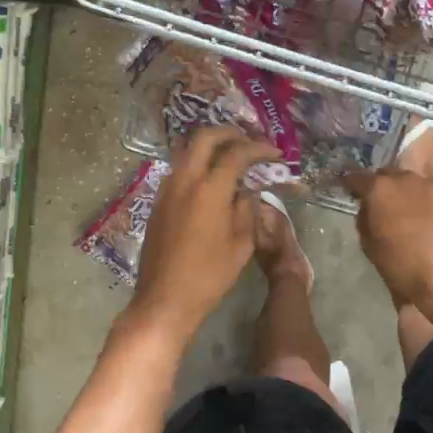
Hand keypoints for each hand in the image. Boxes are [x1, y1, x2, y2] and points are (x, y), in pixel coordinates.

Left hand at [130, 126, 280, 339]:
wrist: (165, 299)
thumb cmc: (209, 275)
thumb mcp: (241, 243)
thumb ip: (246, 209)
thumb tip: (247, 192)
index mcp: (210, 189)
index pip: (237, 153)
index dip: (259, 148)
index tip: (275, 153)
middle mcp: (185, 180)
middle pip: (205, 138)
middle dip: (229, 133)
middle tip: (248, 141)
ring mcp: (167, 189)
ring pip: (187, 150)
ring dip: (209, 146)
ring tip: (230, 155)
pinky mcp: (158, 201)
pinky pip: (178, 169)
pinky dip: (196, 163)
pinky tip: (210, 179)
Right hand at [340, 168, 432, 307]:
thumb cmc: (403, 266)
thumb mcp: (370, 246)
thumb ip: (366, 219)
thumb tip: (370, 209)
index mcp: (381, 189)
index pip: (358, 176)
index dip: (352, 182)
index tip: (350, 188)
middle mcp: (408, 179)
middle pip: (391, 176)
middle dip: (386, 188)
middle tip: (387, 207)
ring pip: (417, 184)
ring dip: (412, 195)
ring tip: (415, 218)